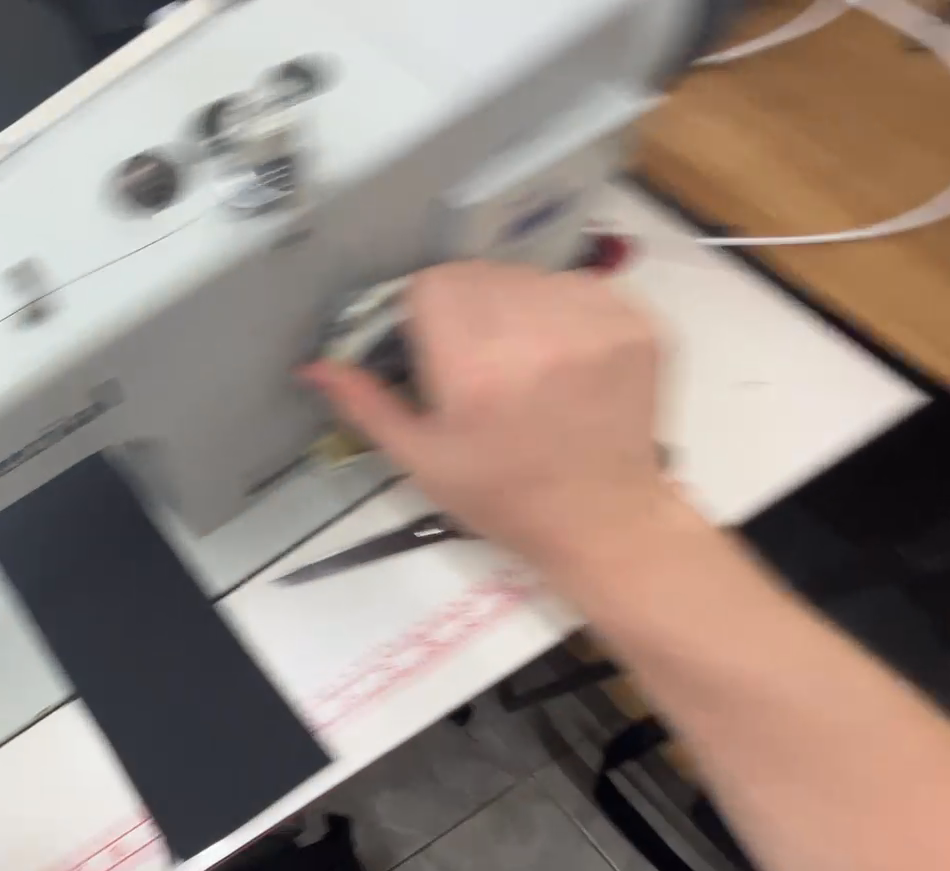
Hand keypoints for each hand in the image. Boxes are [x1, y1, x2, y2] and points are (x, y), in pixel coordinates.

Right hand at [303, 261, 677, 572]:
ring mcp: (596, 325)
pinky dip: (553, 310)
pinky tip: (552, 355)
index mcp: (475, 371)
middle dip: (458, 305)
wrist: (599, 517)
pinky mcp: (637, 324)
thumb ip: (364, 404)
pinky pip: (575, 287)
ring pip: (524, 276)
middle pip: (476, 275)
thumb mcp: (417, 458)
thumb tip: (312, 366)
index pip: (432, 285)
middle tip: (463, 354)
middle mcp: (537, 336)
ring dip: (505, 305)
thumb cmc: (496, 495)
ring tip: (510, 356)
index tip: (421, 340)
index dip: (416, 308)